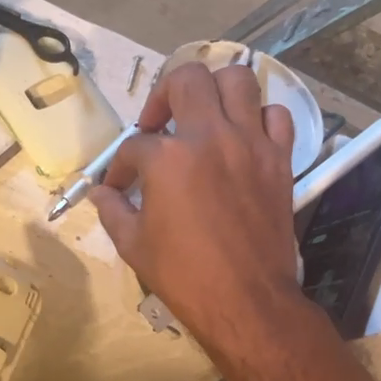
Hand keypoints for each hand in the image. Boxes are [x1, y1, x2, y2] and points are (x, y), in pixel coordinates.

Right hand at [89, 62, 320, 364]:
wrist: (246, 300)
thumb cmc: (183, 275)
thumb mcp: (132, 244)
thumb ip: (113, 209)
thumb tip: (101, 194)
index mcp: (168, 158)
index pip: (134, 145)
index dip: (119, 168)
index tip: (117, 188)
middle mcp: (210, 136)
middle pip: (187, 80)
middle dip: (163, 96)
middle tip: (158, 126)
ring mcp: (250, 143)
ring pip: (238, 80)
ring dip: (214, 90)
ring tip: (202, 116)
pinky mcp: (279, 159)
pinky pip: (275, 115)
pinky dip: (258, 117)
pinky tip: (242, 137)